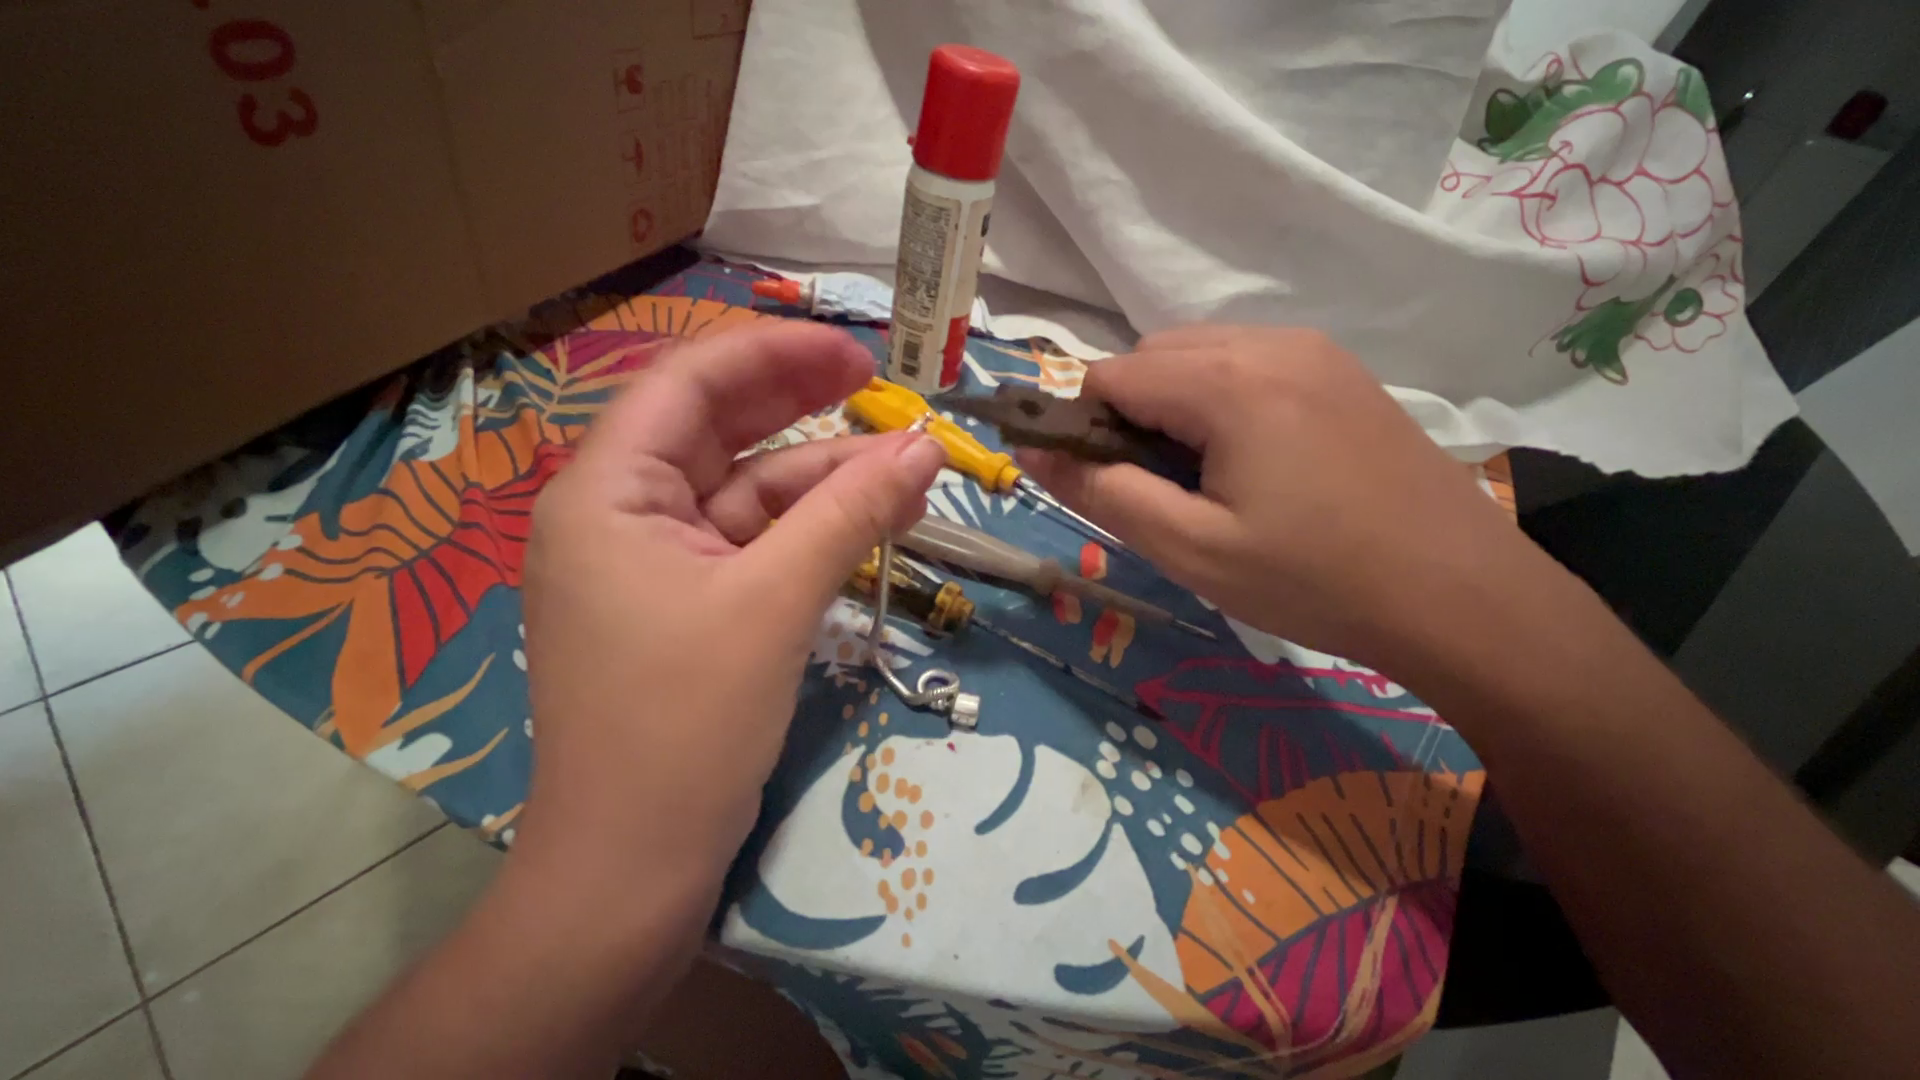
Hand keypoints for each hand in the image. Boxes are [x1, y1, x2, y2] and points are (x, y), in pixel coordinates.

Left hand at [518, 321, 945, 897]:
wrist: (630, 869)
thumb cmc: (684, 726)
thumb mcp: (775, 605)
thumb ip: (851, 515)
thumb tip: (927, 448)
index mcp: (606, 492)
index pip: (689, 383)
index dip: (776, 355)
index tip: (859, 356)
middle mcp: (618, 514)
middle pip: (716, 429)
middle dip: (801, 405)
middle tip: (883, 390)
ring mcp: (652, 565)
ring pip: (744, 492)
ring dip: (822, 478)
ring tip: (906, 469)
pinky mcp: (685, 608)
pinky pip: (751, 546)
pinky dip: (808, 532)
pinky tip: (870, 522)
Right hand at [1022, 325, 1532, 670]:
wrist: (1460, 595)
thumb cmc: (1313, 580)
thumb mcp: (1190, 549)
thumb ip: (1101, 493)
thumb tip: (1030, 452)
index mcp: (1227, 379)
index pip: (1109, 374)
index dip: (1084, 428)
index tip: (1103, 488)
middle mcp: (1269, 342)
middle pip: (1155, 356)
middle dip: (1131, 415)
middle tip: (1158, 493)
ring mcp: (1315, 352)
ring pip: (1203, 356)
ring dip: (1177, 407)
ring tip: (1206, 482)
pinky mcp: (1344, 373)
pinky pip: (1251, 365)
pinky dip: (1225, 402)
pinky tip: (1255, 465)